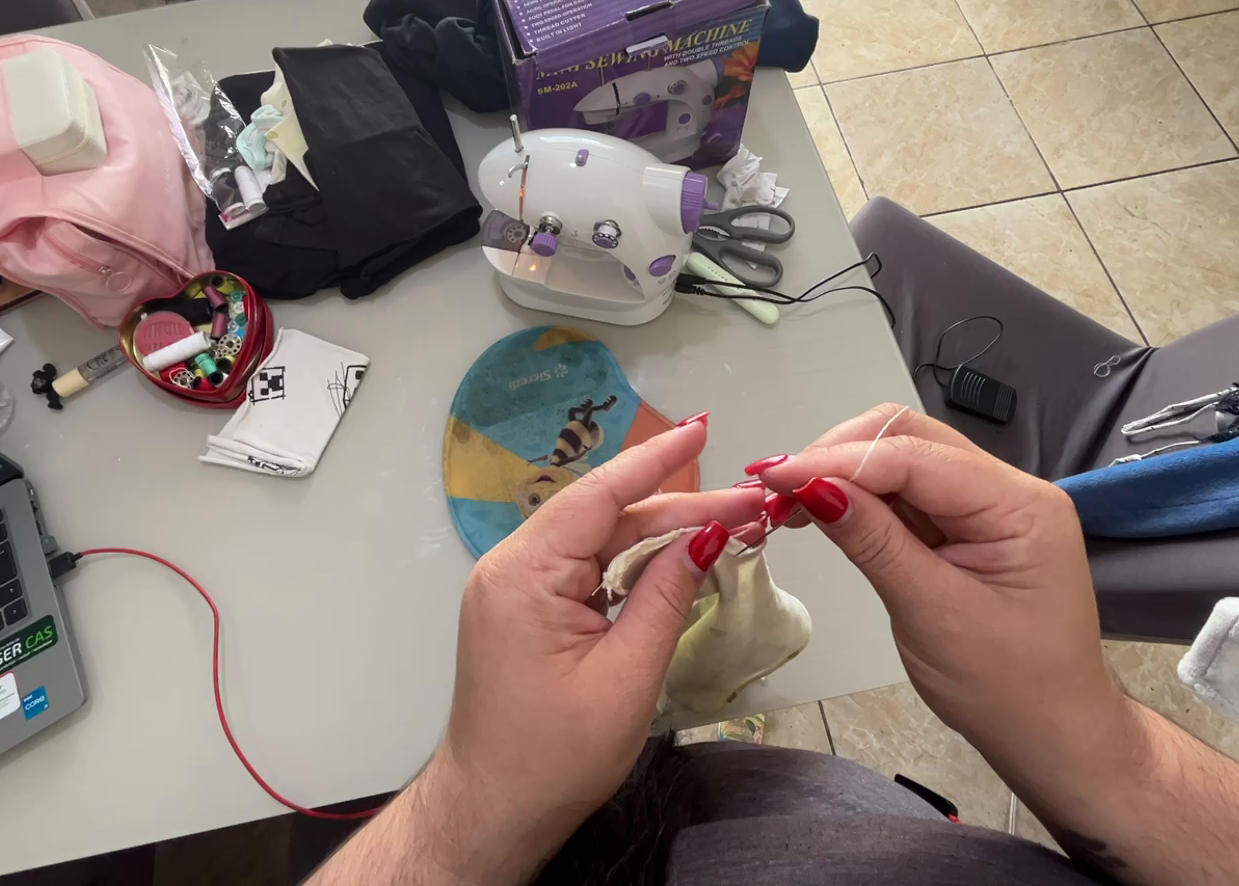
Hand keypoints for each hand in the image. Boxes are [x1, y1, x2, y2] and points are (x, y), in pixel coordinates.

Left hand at [419, 419, 764, 882]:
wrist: (493, 811)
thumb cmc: (553, 758)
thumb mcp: (625, 678)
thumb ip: (666, 597)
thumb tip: (705, 538)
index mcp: (525, 574)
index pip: (598, 496)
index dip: (655, 459)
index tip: (701, 427)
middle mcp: (514, 565)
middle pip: (607, 516)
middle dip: (678, 507)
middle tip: (745, 502)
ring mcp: (519, 583)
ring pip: (602, 539)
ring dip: (662, 533)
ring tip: (727, 523)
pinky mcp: (530, 602)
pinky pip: (590, 565)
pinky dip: (635, 561)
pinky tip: (678, 556)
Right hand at [752, 405, 1128, 771]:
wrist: (1050, 735)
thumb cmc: (1005, 687)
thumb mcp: (932, 614)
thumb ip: (873, 541)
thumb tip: (811, 487)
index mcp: (1018, 504)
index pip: (913, 457)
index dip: (837, 460)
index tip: (774, 477)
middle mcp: (1003, 486)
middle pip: (906, 435)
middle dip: (837, 453)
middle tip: (779, 486)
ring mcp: (981, 501)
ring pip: (896, 455)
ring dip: (839, 470)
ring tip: (788, 499)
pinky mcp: (958, 520)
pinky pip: (898, 488)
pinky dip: (853, 493)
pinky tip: (819, 508)